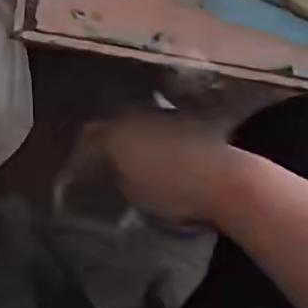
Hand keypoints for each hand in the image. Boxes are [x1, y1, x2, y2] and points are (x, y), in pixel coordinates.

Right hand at [80, 113, 251, 227]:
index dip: (81, 154)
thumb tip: (114, 168)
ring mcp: (163, 116)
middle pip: (112, 126)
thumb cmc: (173, 191)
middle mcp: (136, 117)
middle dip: (105, 141)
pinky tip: (156, 157)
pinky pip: (158, 129)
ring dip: (130, 139)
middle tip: (101, 162)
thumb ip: (117, 174)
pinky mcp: (186, 122)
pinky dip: (152, 141)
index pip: (88, 138)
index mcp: (116, 133)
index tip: (79, 170)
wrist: (228, 180)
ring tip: (129, 160)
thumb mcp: (133, 191)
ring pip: (136, 125)